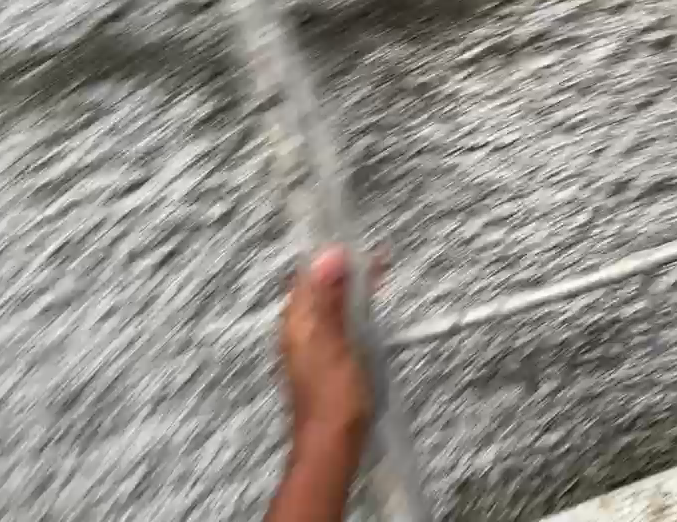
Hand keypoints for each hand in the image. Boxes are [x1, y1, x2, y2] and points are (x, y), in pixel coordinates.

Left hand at [280, 246, 375, 443]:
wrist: (336, 443)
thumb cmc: (334, 396)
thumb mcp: (334, 342)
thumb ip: (329, 300)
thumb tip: (329, 255)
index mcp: (296, 323)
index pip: (306, 274)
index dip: (328, 252)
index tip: (351, 234)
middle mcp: (300, 329)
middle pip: (320, 285)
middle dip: (344, 265)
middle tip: (375, 250)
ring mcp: (315, 343)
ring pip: (332, 299)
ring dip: (353, 281)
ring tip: (379, 265)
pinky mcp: (331, 354)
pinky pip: (341, 316)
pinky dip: (356, 301)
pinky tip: (372, 299)